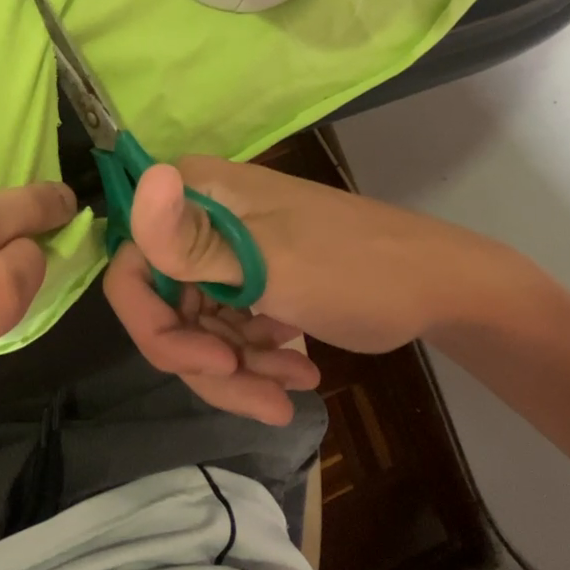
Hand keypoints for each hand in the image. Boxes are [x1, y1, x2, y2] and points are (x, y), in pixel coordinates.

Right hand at [105, 156, 522, 423]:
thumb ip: (194, 240)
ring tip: (287, 392)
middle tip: (257, 394)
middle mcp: (198, 218)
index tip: (206, 362)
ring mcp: (223, 252)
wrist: (439, 287)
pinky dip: (254, 359)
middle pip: (162, 305)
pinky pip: (226, 330)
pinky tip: (298, 372)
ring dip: (235, 368)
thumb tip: (144, 175)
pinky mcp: (248, 280)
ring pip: (195, 327)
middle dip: (204, 359)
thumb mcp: (270, 263)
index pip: (130, 265)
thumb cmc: (353, 268)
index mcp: (192, 195)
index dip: (152, 322)